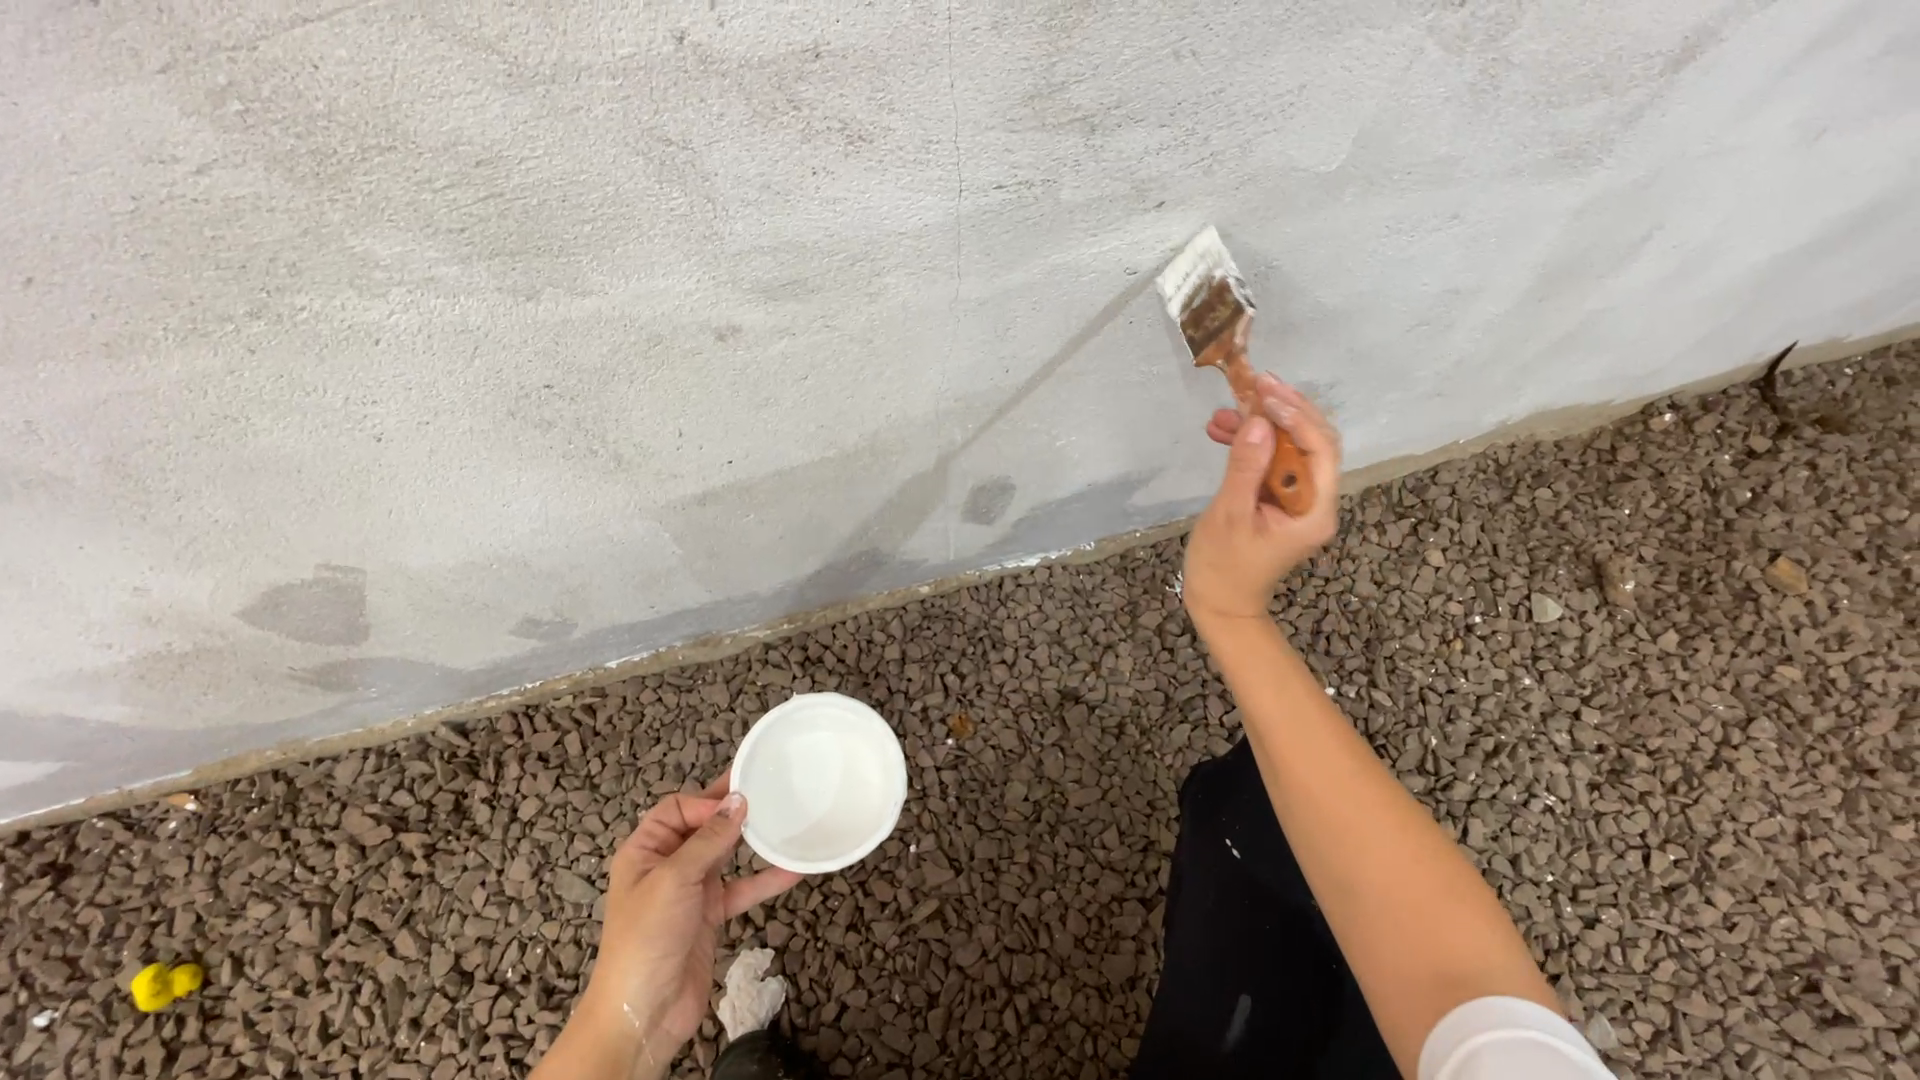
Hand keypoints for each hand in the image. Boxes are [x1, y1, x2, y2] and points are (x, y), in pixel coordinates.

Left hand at [578, 775, 801, 1064]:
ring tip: (785, 821)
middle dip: (733, 811)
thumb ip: (708, 839)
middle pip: (703, 827)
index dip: (707, 801)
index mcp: (645, 850)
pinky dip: (766, 880)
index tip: (740, 801)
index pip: (677, 808)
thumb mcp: (674, 879)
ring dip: (753, 842)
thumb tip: (738, 799)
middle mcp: (666, 864)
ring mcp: (690, 891)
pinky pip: (742, 888)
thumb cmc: (648, 936)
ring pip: (726, 855)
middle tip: (772, 790)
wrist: (645, 1012)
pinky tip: (794, 869)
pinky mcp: (711, 915)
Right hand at [1183, 373, 1340, 624]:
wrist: (1220, 605)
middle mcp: (1317, 502)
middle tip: (1254, 383)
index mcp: (1315, 510)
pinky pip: (1274, 463)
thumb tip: (1259, 422)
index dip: (1296, 415)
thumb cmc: (1223, 567)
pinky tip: (1223, 431)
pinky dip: (1253, 446)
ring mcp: (1300, 501)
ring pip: (1291, 449)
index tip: (1264, 392)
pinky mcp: (1281, 501)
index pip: (1320, 449)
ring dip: (1263, 425)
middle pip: (1313, 442)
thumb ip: (1245, 468)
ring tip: (1227, 409)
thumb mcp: (1229, 516)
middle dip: (1285, 410)